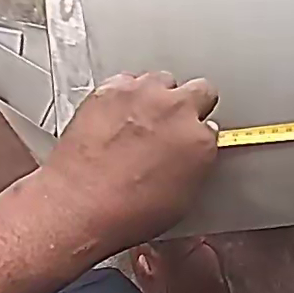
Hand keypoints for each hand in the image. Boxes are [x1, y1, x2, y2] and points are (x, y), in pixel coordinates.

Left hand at [43, 71, 221, 251]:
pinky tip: (116, 118)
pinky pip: (125, 82)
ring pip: (162, 80)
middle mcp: (175, 109)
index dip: (199, 137)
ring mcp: (141, 95)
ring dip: (157, 97)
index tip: (189, 144)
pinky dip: (124, 96)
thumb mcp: (180, 201)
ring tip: (141, 122)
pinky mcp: (109, 90)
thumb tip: (190, 158)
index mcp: (199, 141)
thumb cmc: (126, 212)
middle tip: (173, 126)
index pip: (213, 128)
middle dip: (190, 105)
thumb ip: (194, 167)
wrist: (80, 206)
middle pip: (199, 90)